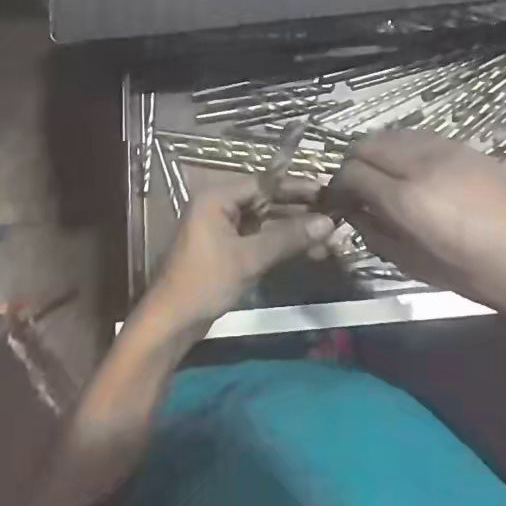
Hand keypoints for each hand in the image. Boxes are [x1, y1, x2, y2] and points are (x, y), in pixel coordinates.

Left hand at [141, 179, 335, 335]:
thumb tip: (328, 223)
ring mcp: (223, 231)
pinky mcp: (227, 252)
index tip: (325, 192)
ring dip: (294, 231)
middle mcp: (219, 209)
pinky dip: (281, 245)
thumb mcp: (249, 258)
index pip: (263, 183)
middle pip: (267, 202)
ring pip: (266, 224)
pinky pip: (260, 240)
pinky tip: (308, 251)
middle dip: (299, 212)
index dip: (296, 187)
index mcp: (216, 199)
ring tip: (327, 239)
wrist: (172, 322)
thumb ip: (288, 238)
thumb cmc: (205, 282)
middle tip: (332, 215)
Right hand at [328, 131, 505, 348]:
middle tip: (356, 193)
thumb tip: (354, 214)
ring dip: (376, 154)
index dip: (337, 188)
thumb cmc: (477, 276)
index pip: (350, 173)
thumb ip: (376, 233)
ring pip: (390, 134)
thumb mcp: (415, 265)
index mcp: (407, 198)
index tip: (338, 205)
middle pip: (365, 145)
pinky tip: (412, 174)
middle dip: (351, 166)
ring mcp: (445, 148)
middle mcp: (420, 162)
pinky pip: (417, 137)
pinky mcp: (464, 145)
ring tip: (383, 182)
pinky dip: (402, 150)